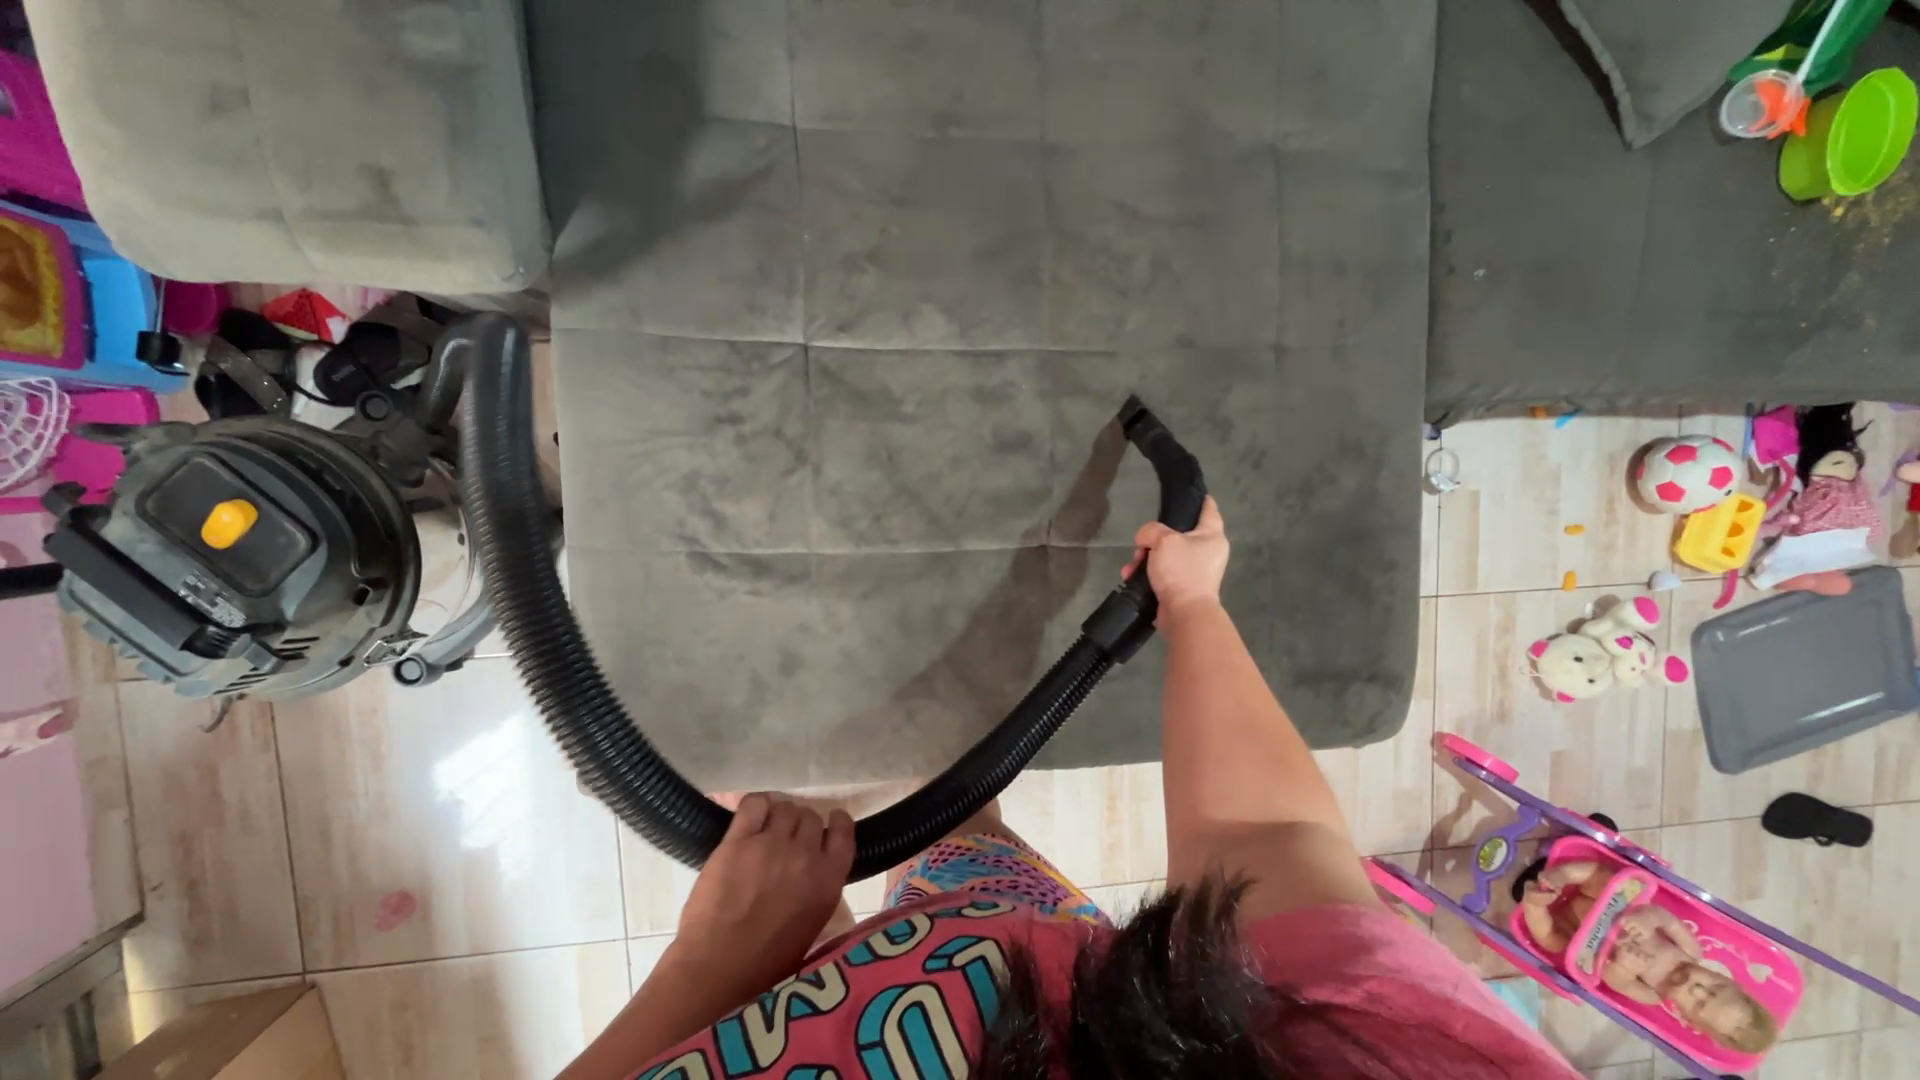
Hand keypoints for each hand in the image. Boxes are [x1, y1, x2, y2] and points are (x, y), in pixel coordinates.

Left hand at [673, 793, 854, 997]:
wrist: (718, 970)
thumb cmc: (767, 964)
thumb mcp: (812, 927)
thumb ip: (819, 890)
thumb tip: (815, 872)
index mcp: (829, 881)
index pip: (844, 832)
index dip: (836, 822)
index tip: (829, 821)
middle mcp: (805, 856)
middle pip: (810, 816)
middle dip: (801, 824)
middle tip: (786, 837)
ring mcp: (771, 845)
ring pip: (784, 808)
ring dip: (778, 814)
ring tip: (766, 827)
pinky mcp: (737, 842)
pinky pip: (753, 805)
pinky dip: (755, 804)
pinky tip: (751, 814)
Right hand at [1122, 497, 1228, 619]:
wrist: (1184, 613)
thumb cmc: (1182, 571)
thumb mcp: (1164, 540)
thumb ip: (1151, 531)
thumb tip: (1145, 541)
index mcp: (1211, 535)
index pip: (1208, 507)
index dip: (1196, 498)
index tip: (1181, 494)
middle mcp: (1207, 551)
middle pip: (1178, 533)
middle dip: (1154, 538)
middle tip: (1142, 543)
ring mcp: (1195, 570)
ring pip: (1166, 554)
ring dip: (1145, 558)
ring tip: (1132, 566)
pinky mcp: (1182, 586)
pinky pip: (1162, 572)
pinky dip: (1147, 573)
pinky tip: (1131, 576)